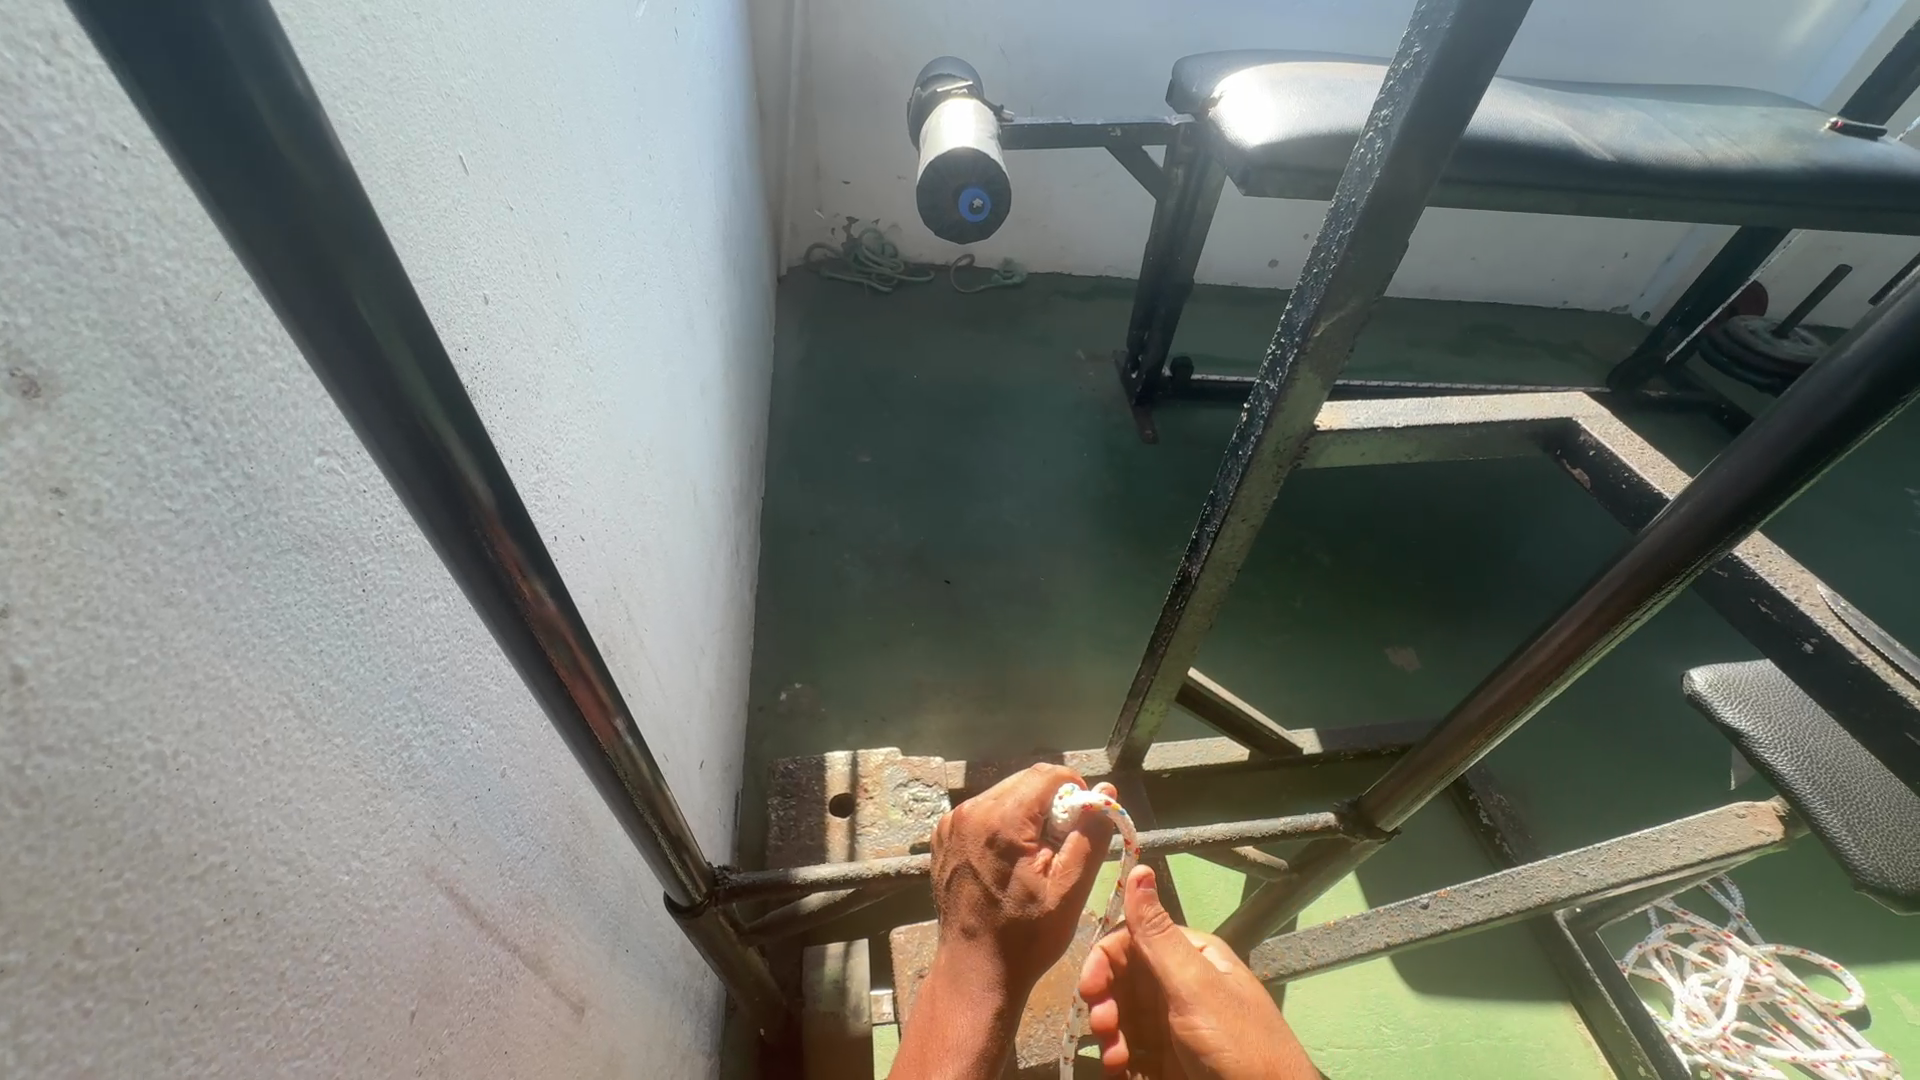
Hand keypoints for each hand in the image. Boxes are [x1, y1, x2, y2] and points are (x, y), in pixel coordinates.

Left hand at [929, 763, 1117, 992]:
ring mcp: (952, 822)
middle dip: (1050, 803)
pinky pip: (982, 812)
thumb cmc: (1027, 936)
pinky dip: (1002, 825)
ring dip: (1026, 813)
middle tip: (1061, 843)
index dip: (1074, 791)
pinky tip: (1009, 861)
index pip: (1047, 775)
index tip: (1082, 821)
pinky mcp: (942, 836)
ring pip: (1003, 794)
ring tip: (1035, 856)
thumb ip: (1090, 834)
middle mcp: (970, 810)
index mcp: (1001, 819)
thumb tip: (1107, 791)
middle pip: (1024, 782)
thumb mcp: (1070, 889)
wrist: (975, 972)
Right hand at [1079, 864, 1317, 1078]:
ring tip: (1114, 1059)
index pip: (1133, 941)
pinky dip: (1119, 1059)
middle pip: (1124, 980)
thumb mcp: (1194, 986)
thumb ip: (1158, 933)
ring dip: (1110, 1034)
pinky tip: (1119, 1072)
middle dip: (1105, 1001)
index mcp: (1190, 956)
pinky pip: (1133, 1051)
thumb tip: (1139, 865)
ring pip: (1124, 1017)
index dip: (1105, 960)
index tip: (1089, 988)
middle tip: (1101, 1027)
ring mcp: (1176, 1026)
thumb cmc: (1237, 1046)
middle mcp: (1181, 985)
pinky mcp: (1171, 1063)